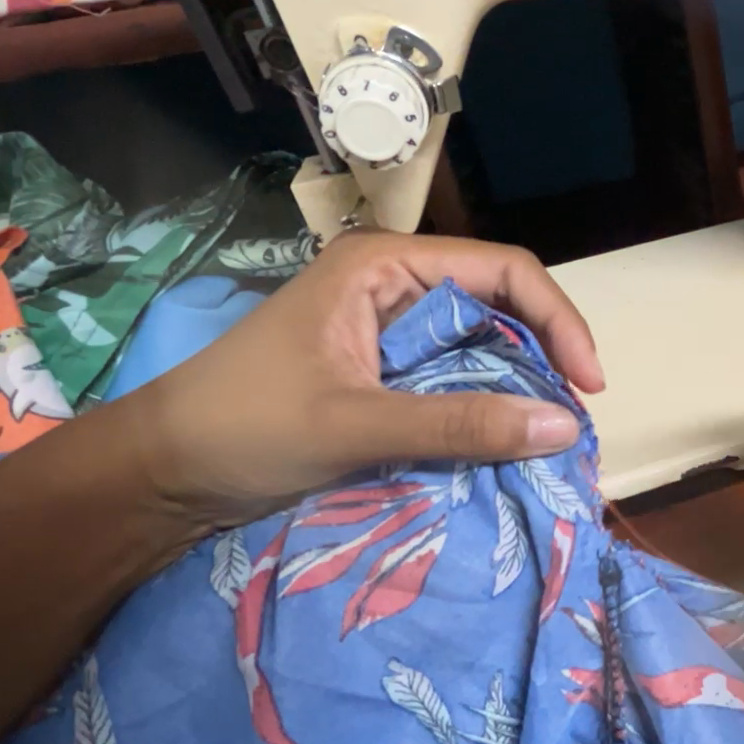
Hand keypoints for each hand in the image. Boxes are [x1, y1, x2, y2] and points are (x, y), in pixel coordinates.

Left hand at [124, 231, 603, 528]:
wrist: (156, 476)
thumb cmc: (241, 428)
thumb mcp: (354, 424)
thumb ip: (460, 423)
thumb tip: (565, 426)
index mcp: (386, 266)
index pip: (505, 270)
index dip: (559, 321)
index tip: (587, 383)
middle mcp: (398, 286)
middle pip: (503, 304)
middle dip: (546, 355)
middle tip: (572, 415)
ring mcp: (393, 329)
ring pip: (485, 345)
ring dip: (521, 385)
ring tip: (549, 431)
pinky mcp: (389, 371)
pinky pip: (461, 379)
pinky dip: (490, 407)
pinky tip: (507, 439)